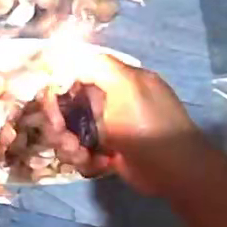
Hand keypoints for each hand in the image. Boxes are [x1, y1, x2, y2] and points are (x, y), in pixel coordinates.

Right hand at [66, 54, 199, 194]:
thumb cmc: (148, 125)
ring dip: (70, 147)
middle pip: (65, 110)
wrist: (173, 169)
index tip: (53, 111)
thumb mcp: (127, 86)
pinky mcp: (105, 153)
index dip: (55, 94)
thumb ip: (98, 66)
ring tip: (83, 156)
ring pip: (69, 134)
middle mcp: (107, 103)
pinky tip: (99, 164)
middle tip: (68, 141)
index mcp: (114, 82)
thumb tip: (67, 56)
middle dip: (60, 127)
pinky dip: (84, 160)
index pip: (72, 79)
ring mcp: (106, 129)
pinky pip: (80, 153)